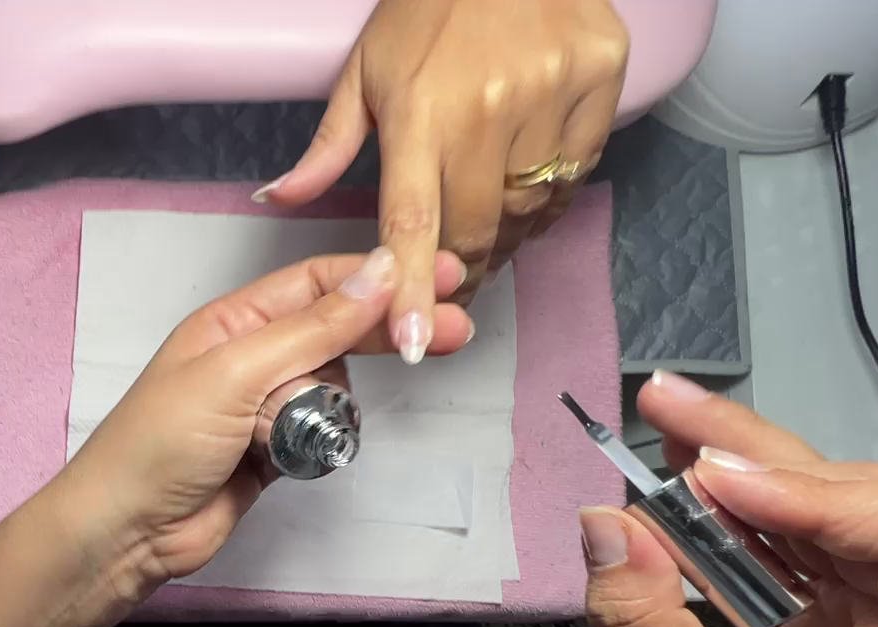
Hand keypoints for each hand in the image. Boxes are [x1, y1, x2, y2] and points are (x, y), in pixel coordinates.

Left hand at [44, 248, 470, 592]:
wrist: (130, 530)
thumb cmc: (164, 442)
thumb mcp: (235, 373)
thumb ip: (312, 328)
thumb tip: (383, 271)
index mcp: (231, 323)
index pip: (316, 285)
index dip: (378, 279)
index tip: (442, 278)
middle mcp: (248, 359)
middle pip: (333, 333)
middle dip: (385, 334)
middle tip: (454, 333)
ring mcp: (260, 409)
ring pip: (331, 388)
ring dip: (331, 405)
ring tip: (300, 429)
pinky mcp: (270, 454)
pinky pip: (319, 432)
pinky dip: (321, 440)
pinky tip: (305, 454)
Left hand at [262, 0, 627, 360]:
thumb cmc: (425, 9)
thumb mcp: (361, 73)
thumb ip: (324, 150)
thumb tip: (275, 199)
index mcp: (417, 118)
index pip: (411, 224)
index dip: (410, 291)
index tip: (411, 342)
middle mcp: (487, 111)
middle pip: (475, 231)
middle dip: (459, 272)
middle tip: (449, 287)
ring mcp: (551, 92)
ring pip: (527, 208)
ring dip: (504, 238)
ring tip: (485, 235)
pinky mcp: (602, 74)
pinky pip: (575, 168)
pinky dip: (548, 196)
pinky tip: (524, 189)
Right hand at [581, 371, 877, 626]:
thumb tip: (602, 524)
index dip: (833, 500)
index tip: (712, 486)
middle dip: (773, 459)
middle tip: (666, 410)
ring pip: (850, 500)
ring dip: (752, 463)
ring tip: (666, 423)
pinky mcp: (872, 598)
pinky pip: (815, 524)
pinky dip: (746, 495)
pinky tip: (692, 468)